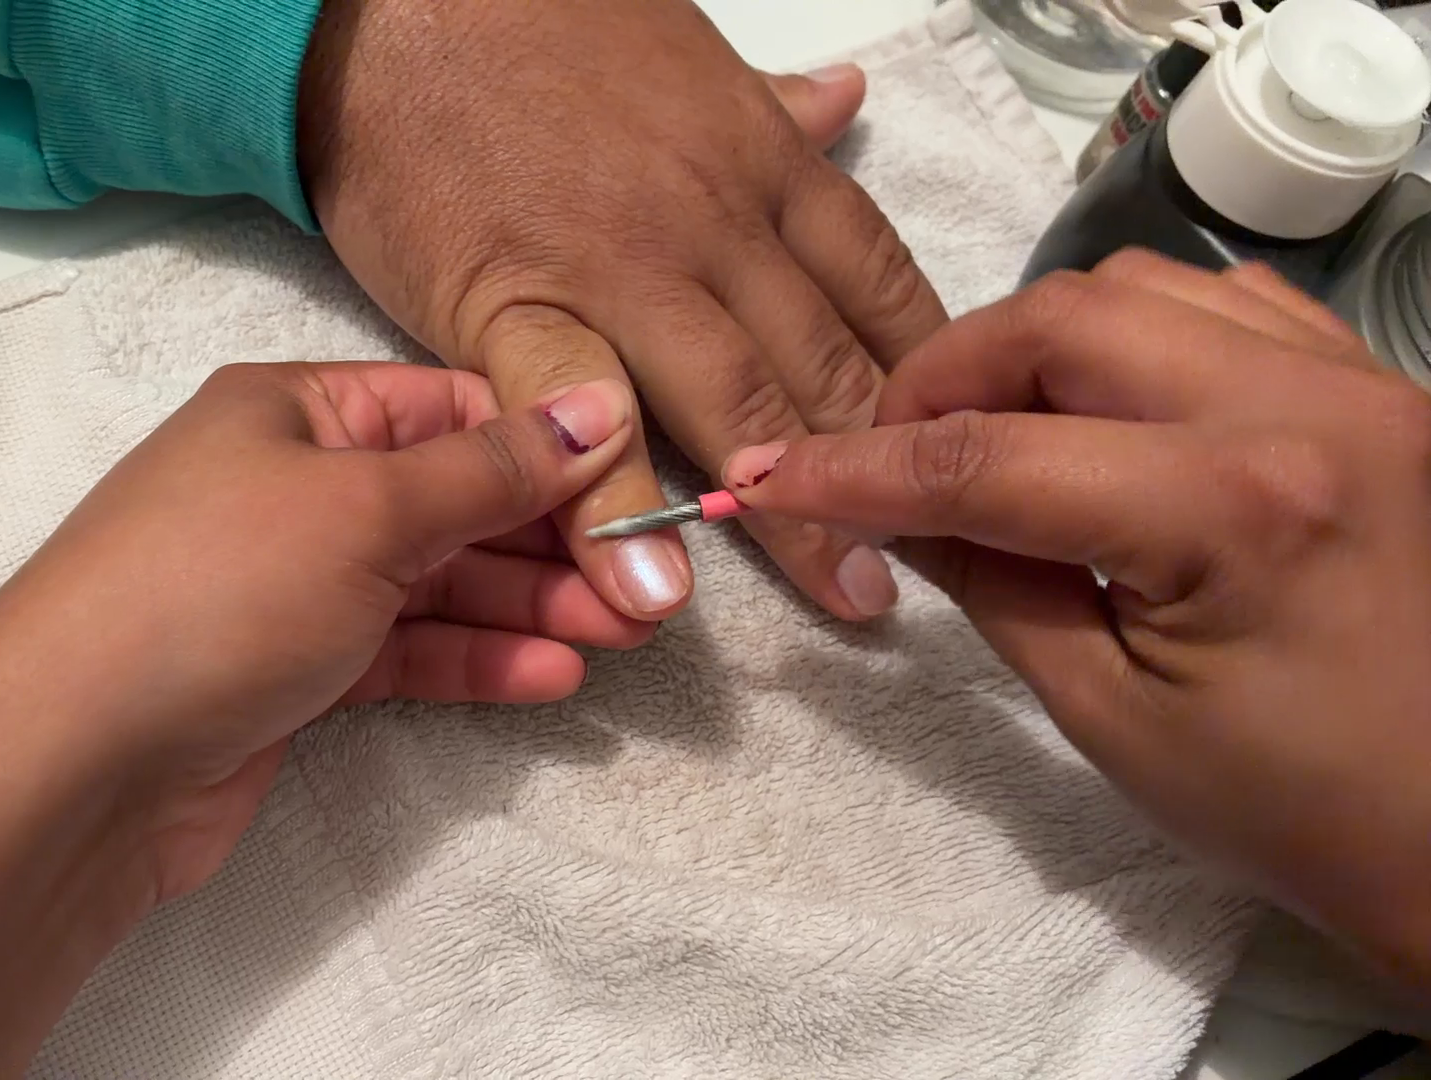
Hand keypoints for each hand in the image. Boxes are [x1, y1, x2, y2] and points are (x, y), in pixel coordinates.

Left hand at [0, 362, 647, 902]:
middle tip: (646, 591)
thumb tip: (599, 403)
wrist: (71, 769)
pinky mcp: (303, 664)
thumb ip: (490, 468)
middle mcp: (302, 486)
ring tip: (619, 638)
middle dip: (550, 545)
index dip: (548, 449)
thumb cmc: (221, 590)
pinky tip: (550, 678)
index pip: (454, 412)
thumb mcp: (366, 509)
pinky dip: (475, 659)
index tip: (630, 494)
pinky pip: (407, 648)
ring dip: (527, 609)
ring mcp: (302, 579)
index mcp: (302, 412)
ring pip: (439, 583)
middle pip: (455, 502)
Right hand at [299, 0, 944, 622]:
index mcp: (755, 161)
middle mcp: (711, 221)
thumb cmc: (529, 35)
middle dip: (887, 470)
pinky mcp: (514, 306)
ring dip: (795, 508)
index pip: (875, 286)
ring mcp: (617, 267)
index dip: (927, 380)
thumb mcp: (678, 58)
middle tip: (932, 564)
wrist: (392, 12)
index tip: (952, 456)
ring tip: (844, 593)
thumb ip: (765, 105)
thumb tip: (841, 108)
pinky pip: (579, 414)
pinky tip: (653, 582)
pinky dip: (616, 500)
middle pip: (824, 363)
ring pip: (733, 399)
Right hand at [719, 251, 1430, 989]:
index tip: (758, 478)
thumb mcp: (1097, 704)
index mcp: (1237, 511)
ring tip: (980, 438)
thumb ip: (980, 577)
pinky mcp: (1370, 384)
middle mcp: (1309, 407)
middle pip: (1053, 323)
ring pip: (1126, 293)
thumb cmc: (1298, 806)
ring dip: (1014, 356)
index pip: (976, 461)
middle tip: (886, 459)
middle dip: (932, 382)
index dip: (844, 470)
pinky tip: (1078, 414)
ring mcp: (1358, 378)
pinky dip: (1105, 343)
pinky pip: (1206, 307)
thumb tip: (878, 510)